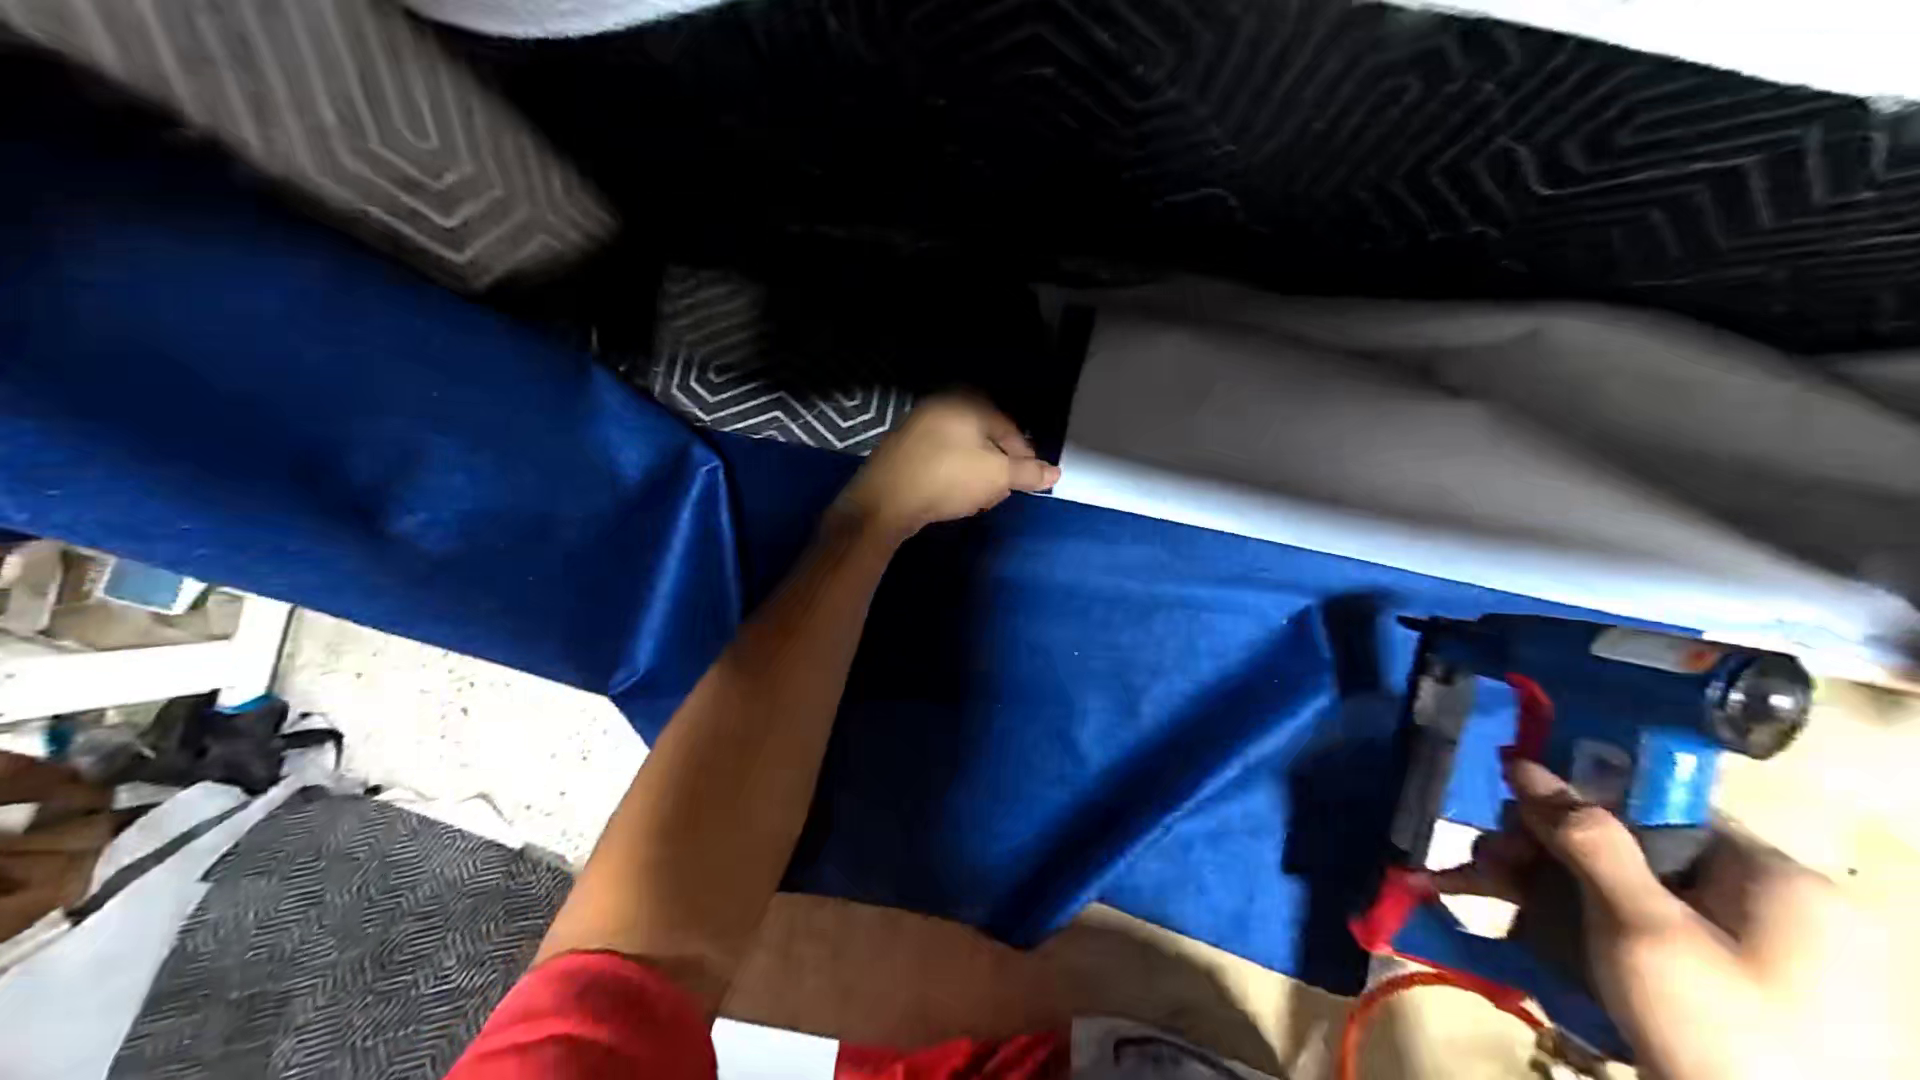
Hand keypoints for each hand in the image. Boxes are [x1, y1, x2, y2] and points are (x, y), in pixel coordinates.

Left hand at [832, 392, 1059, 539]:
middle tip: (1000, 492)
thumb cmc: (947, 479)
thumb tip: (1055, 473)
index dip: (1023, 456)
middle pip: (984, 437)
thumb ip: (1028, 473)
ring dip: (975, 473)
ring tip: (977, 499)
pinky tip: (950, 496)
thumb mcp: (997, 476)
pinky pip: (938, 458)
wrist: (883, 502)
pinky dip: (950, 474)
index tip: (1027, 481)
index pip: (1009, 427)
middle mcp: (941, 406)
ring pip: (961, 449)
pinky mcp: (900, 449)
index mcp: (966, 403)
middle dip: (997, 465)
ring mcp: (917, 426)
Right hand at [1436, 758, 1891, 1079]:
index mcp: (1777, 879)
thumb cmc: (1716, 1029)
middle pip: (1633, 848)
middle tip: (1486, 861)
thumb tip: (1524, 763)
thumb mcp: (1641, 928)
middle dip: (1548, 848)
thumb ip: (1586, 838)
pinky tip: (1523, 924)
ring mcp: (1754, 952)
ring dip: (1550, 884)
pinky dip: (1581, 922)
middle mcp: (1774, 905)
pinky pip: (1641, 930)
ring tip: (1481, 888)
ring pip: (1627, 890)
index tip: (1512, 817)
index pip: (1657, 806)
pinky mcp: (1728, 987)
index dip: (1578, 802)